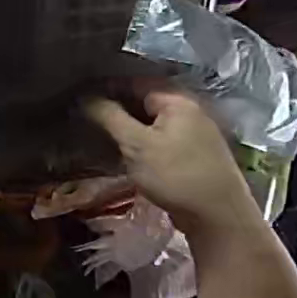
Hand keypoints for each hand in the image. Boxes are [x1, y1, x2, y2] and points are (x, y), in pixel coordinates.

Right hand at [85, 91, 258, 237]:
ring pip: (152, 120)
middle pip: (144, 99)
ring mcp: (194, 131)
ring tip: (100, 133)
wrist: (216, 215)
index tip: (80, 98)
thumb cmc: (174, 175)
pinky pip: (160, 136)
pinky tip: (125, 150)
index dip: (106, 87)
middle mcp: (189, 109)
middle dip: (115, 106)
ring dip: (127, 124)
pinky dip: (141, 139)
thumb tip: (86, 97)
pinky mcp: (193, 152)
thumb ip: (109, 117)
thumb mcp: (136, 144)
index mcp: (177, 100)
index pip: (134, 82)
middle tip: (85, 117)